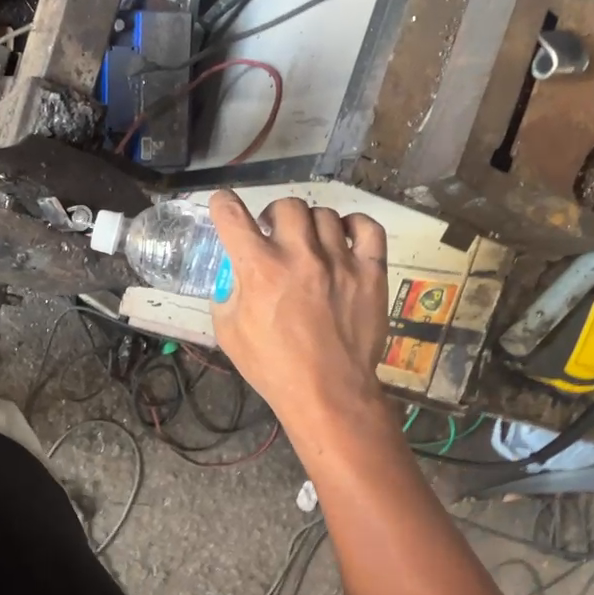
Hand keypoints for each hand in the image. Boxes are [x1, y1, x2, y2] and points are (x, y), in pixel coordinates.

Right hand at [208, 192, 389, 426]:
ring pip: (323, 215)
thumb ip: (227, 295)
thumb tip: (234, 277)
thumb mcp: (229, 331)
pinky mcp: (371, 272)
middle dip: (273, 214)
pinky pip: (367, 228)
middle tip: (271, 233)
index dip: (222, 204)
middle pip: (286, 206)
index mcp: (259, 270)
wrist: (328, 391)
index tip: (222, 203)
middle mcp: (299, 256)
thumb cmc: (271, 366)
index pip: (233, 218)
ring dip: (308, 224)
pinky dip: (353, 226)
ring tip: (307, 242)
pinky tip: (343, 238)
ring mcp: (339, 261)